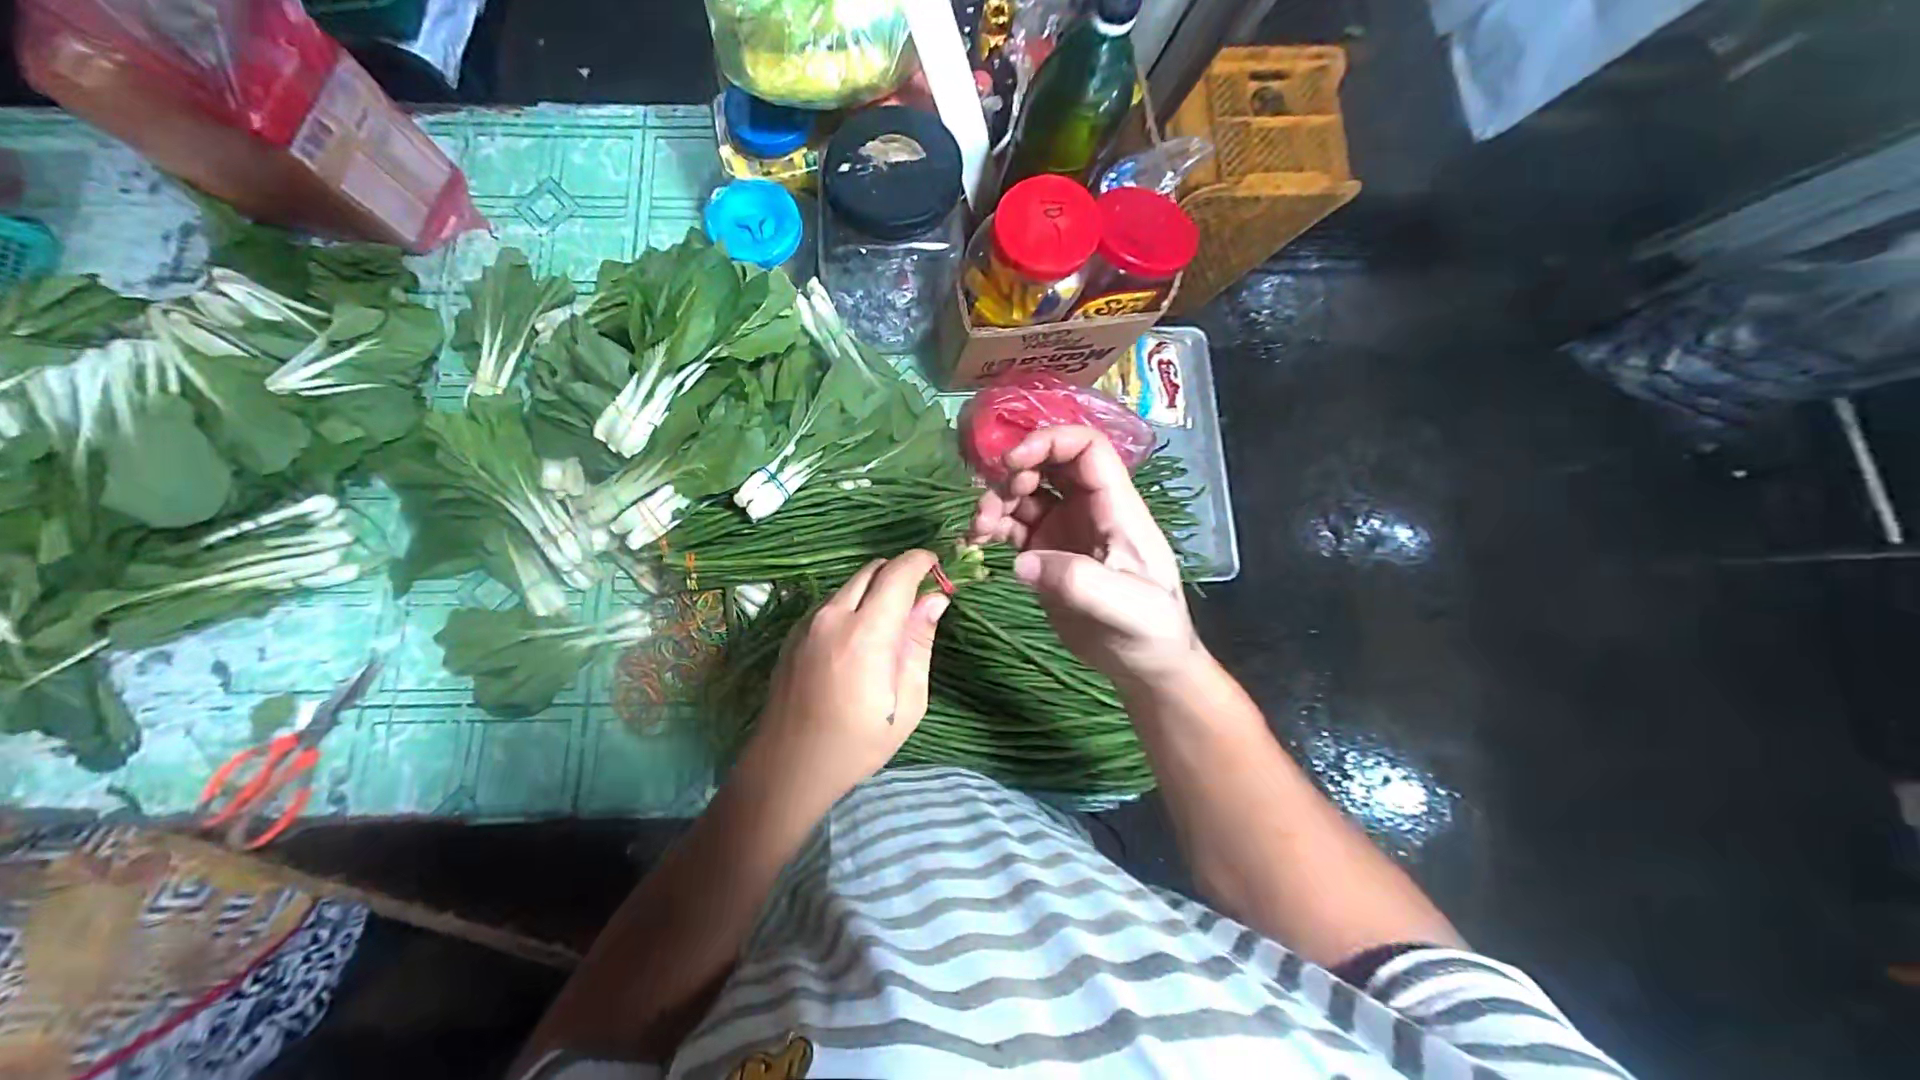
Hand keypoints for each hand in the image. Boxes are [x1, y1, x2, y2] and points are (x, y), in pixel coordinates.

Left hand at [750, 550, 948, 801]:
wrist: (788, 766)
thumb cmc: (857, 743)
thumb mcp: (907, 702)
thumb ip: (919, 643)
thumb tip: (935, 600)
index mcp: (865, 634)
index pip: (898, 573)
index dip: (921, 562)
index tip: (938, 567)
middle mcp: (832, 617)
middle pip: (872, 570)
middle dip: (900, 573)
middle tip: (920, 598)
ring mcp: (807, 623)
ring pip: (850, 585)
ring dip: (875, 590)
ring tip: (891, 625)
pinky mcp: (793, 633)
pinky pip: (831, 603)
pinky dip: (853, 605)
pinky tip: (860, 640)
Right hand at [967, 426, 1201, 690]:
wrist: (1143, 663)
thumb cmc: (1149, 628)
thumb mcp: (1125, 606)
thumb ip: (1077, 580)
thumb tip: (1021, 562)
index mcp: (1115, 506)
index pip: (1086, 448)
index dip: (1049, 442)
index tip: (1014, 463)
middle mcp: (1088, 509)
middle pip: (1049, 463)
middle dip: (1015, 472)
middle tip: (992, 504)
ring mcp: (1064, 529)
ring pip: (1025, 493)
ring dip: (996, 500)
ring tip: (978, 528)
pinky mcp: (1046, 553)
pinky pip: (1013, 526)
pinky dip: (991, 526)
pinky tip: (975, 540)